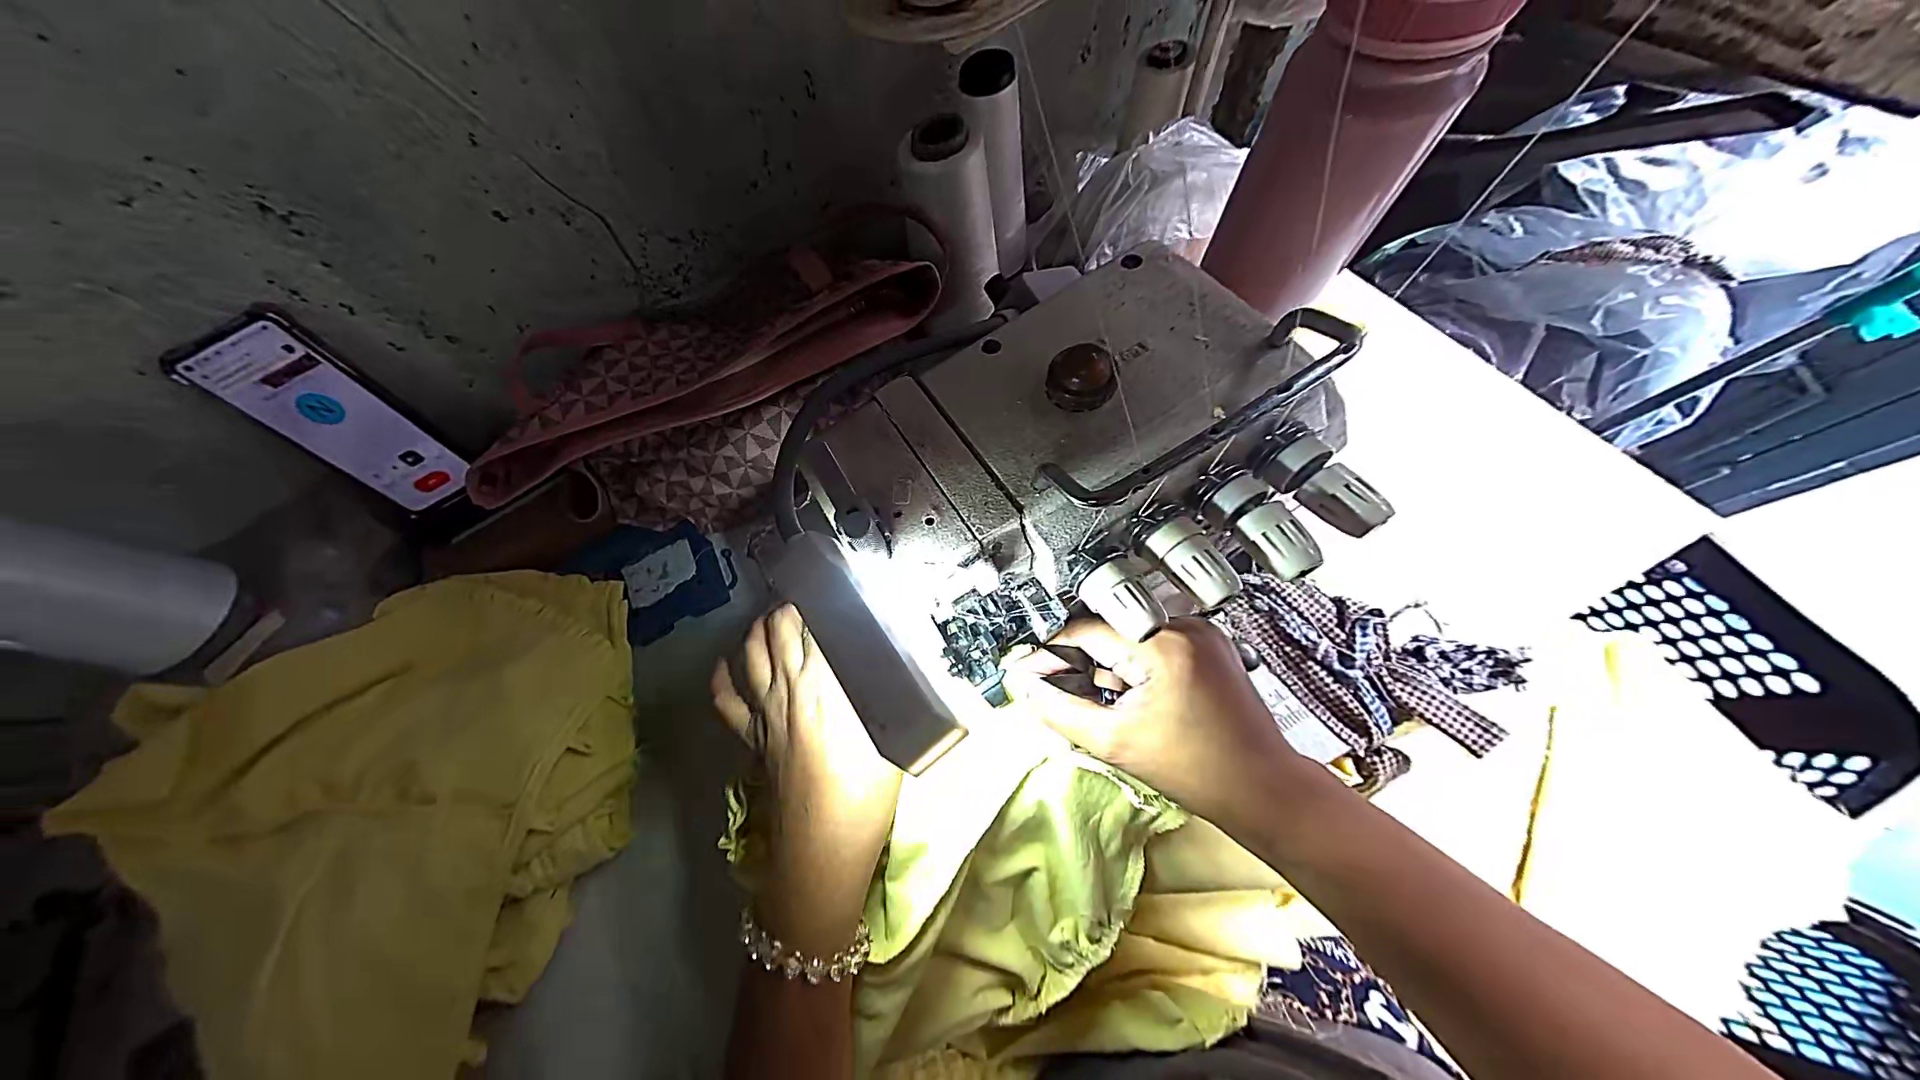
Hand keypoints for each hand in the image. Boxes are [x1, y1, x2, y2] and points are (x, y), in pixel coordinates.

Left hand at [712, 604, 900, 955]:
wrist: (822, 849)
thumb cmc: (864, 796)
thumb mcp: (892, 738)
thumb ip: (893, 696)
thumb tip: (902, 663)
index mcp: (824, 685)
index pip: (814, 625)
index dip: (820, 600)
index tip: (832, 587)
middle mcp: (787, 689)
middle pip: (776, 629)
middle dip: (788, 604)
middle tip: (805, 597)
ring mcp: (763, 712)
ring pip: (749, 653)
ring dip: (759, 627)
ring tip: (773, 615)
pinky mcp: (751, 737)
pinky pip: (725, 699)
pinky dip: (723, 674)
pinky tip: (727, 661)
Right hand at [1005, 616, 1315, 831]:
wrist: (1260, 787)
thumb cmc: (1202, 771)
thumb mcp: (1114, 742)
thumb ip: (1059, 711)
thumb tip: (1027, 690)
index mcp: (1163, 645)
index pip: (1084, 631)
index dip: (1049, 654)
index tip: (1029, 671)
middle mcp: (1186, 628)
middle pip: (1105, 630)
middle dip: (1077, 661)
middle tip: (1058, 691)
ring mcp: (1201, 634)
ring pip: (1127, 636)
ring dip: (1105, 664)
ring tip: (1108, 704)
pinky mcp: (1208, 645)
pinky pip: (1151, 642)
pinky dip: (1132, 665)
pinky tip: (1131, 698)